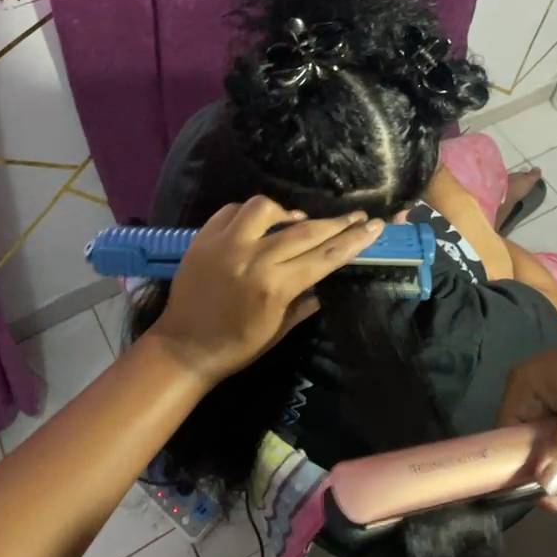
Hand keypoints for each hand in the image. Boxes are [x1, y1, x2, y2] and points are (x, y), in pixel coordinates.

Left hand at [148, 196, 381, 385]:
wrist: (183, 347)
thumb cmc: (236, 347)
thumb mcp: (278, 330)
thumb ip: (306, 300)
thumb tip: (329, 276)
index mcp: (274, 287)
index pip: (324, 256)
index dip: (353, 240)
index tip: (373, 226)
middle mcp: (252, 259)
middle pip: (305, 231)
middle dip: (336, 222)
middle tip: (357, 215)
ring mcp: (225, 244)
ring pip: (265, 209)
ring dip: (288, 213)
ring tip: (298, 223)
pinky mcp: (203, 238)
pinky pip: (232, 210)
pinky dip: (251, 213)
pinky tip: (261, 223)